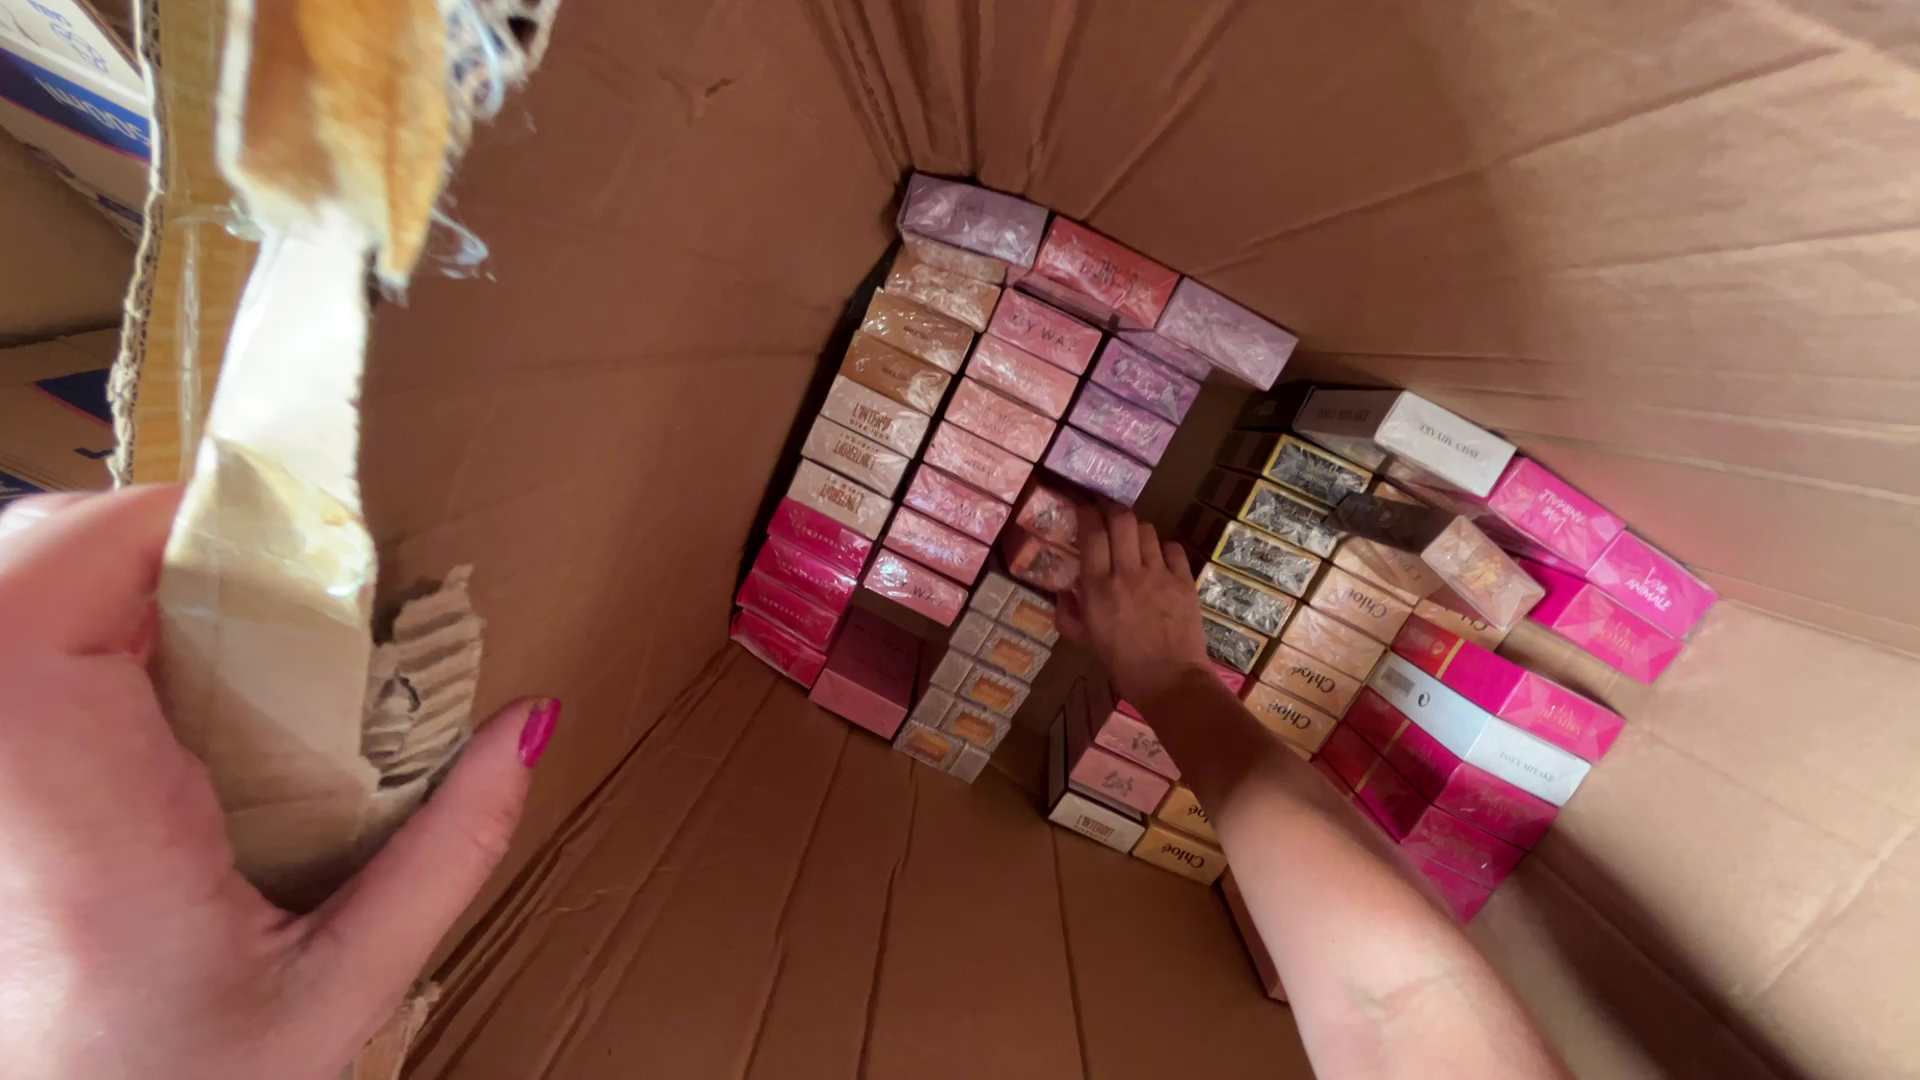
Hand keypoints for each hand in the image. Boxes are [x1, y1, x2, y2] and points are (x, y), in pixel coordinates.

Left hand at [0, 486, 556, 1079]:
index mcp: (66, 828)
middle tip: (264, 564)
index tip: (266, 524)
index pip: (33, 599)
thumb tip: (530, 721)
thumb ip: (451, 850)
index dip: (138, 522)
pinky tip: (162, 672)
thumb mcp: (342, 991)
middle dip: (128, 533)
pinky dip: (66, 625)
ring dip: (96, 576)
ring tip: (224, 608)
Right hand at [1058, 502, 1212, 707]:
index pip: (1091, 533)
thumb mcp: (1085, 641)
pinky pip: (1173, 548)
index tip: (1082, 507)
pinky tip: (1159, 559)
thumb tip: (1062, 594)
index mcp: (1098, 587)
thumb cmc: (1122, 664)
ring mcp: (1159, 574)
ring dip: (1137, 529)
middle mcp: (1127, 573)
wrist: (1170, 680)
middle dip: (1112, 509)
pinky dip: (1163, 548)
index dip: (1086, 512)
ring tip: (1133, 539)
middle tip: (1107, 513)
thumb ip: (1068, 615)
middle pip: (1121, 519)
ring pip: (1147, 530)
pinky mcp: (1184, 581)